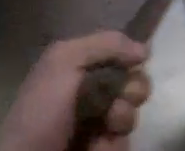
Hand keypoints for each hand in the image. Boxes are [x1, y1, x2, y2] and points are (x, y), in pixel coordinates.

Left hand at [0, 32, 151, 150]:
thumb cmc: (39, 113)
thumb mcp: (63, 61)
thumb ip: (105, 44)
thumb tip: (144, 51)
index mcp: (78, 70)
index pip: (121, 55)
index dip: (132, 59)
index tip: (135, 63)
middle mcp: (89, 94)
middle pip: (133, 82)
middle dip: (132, 91)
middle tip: (119, 101)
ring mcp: (94, 126)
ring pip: (131, 114)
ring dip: (123, 120)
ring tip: (105, 130)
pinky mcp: (99, 150)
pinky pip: (122, 143)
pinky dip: (112, 145)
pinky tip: (96, 147)